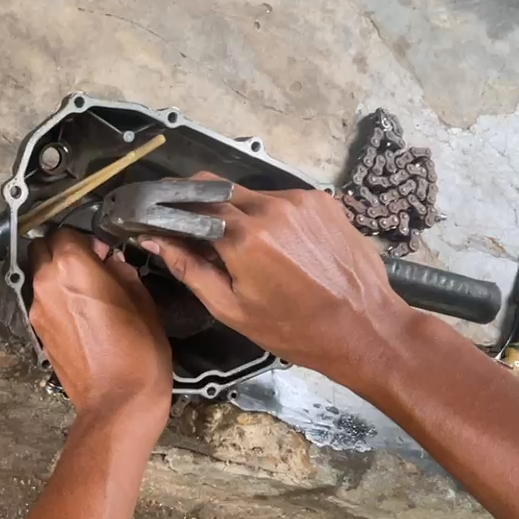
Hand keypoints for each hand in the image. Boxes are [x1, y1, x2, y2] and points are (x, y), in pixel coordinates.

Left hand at [28, 228, 171, 427]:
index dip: (87, 239)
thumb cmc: (136, 354)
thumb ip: (122, 272)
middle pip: (43, 249)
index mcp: (71, 267)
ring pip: (40, 276)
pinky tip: (82, 314)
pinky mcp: (38, 332)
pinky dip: (57, 298)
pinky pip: (43, 302)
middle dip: (64, 250)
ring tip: (89, 291)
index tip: (104, 252)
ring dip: (58, 274)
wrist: (117, 402)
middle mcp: (46, 283)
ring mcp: (38, 310)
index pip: (66, 232)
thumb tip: (113, 263)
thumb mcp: (142, 301)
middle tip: (91, 264)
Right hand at [140, 179, 417, 390]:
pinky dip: (266, 215)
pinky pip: (279, 199)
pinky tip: (274, 243)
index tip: (155, 213)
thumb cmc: (292, 328)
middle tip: (189, 227)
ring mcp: (300, 201)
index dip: (169, 205)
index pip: (192, 203)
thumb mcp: (230, 308)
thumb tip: (154, 240)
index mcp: (244, 239)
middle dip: (198, 204)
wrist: (364, 327)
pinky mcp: (322, 201)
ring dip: (234, 212)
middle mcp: (271, 209)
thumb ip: (188, 268)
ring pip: (249, 194)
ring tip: (238, 244)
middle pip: (218, 190)